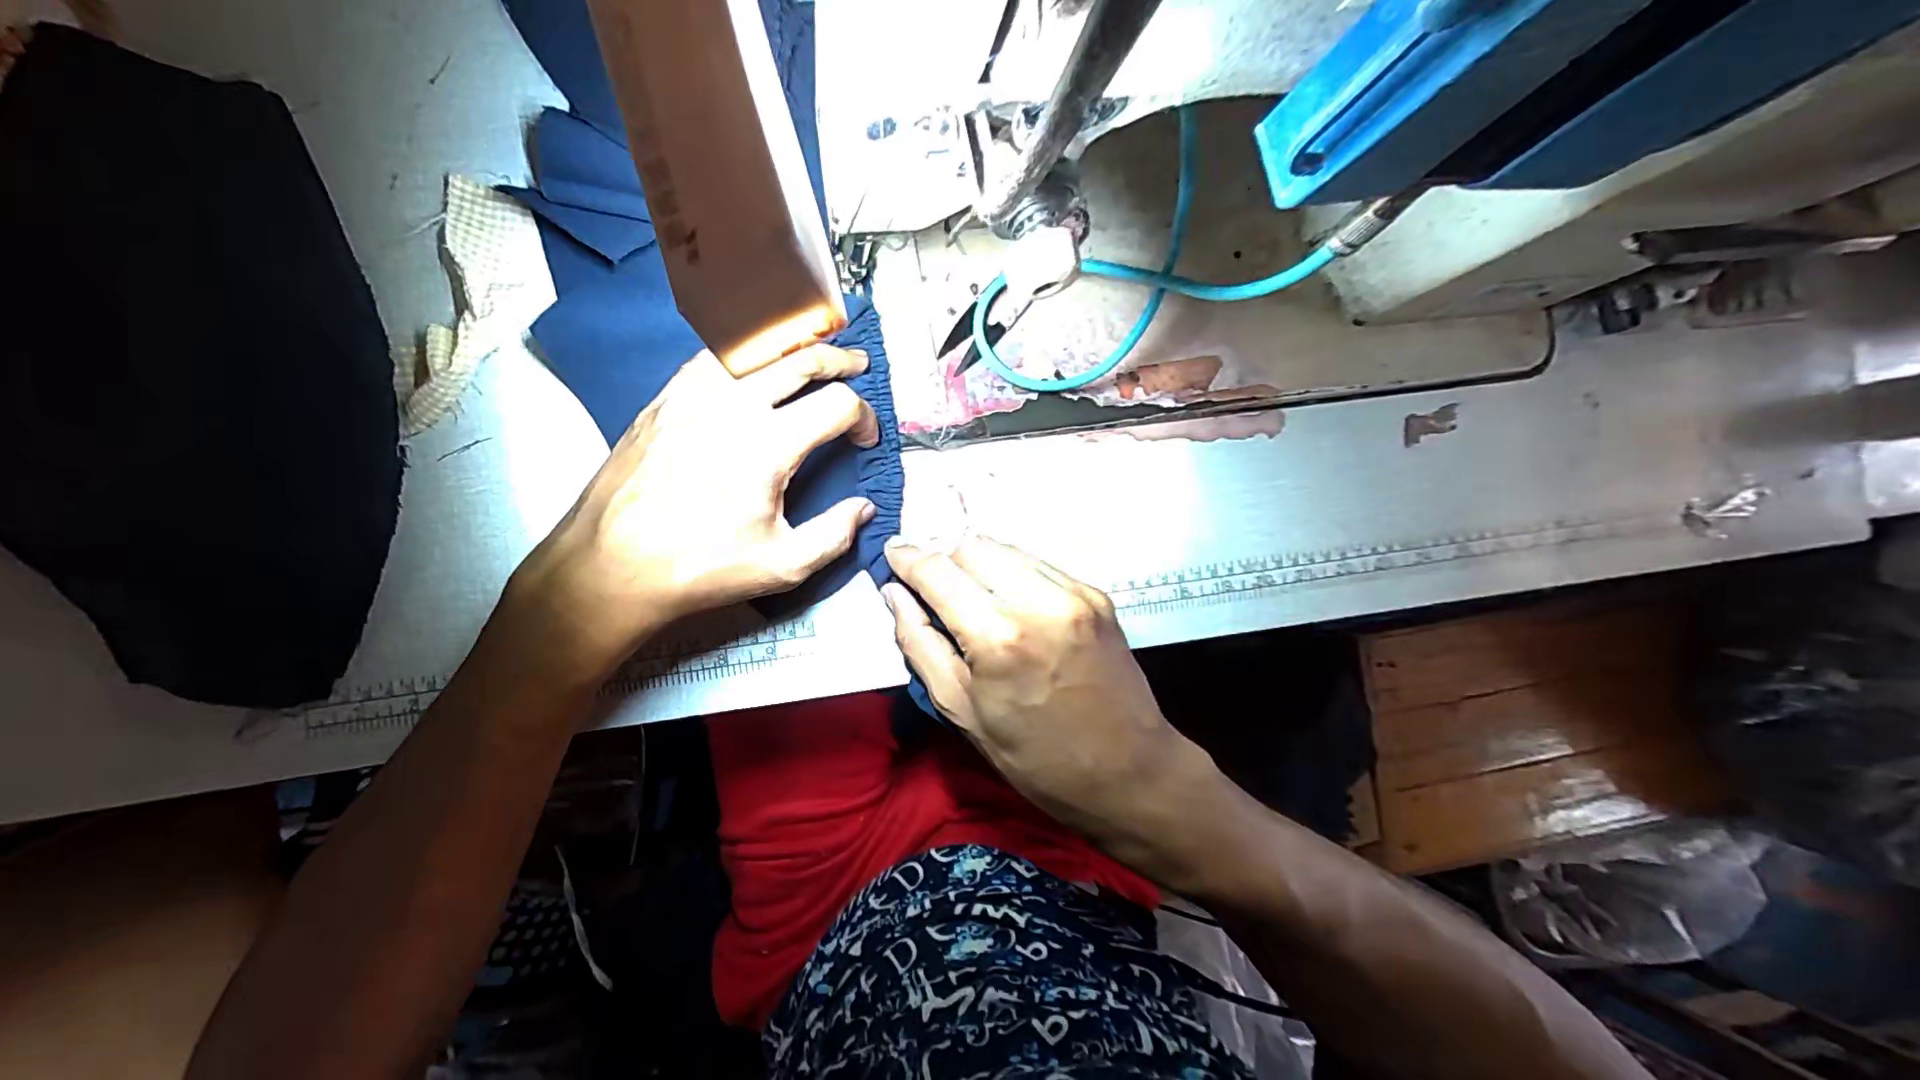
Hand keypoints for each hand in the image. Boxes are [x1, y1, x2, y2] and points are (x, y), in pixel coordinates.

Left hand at [500, 348, 878, 686]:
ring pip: (754, 348)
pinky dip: (742, 353)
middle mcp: (731, 407)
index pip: (837, 405)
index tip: (863, 438)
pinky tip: (750, 366)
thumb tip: (862, 510)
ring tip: (810, 352)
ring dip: (791, 346)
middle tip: (856, 364)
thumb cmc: (696, 568)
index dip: (864, 417)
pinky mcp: (664, 400)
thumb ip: (835, 536)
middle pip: (800, 359)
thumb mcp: (782, 566)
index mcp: (767, 444)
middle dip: (838, 360)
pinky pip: (711, 358)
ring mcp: (691, 396)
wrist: (612, 565)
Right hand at [881, 537, 1208, 851]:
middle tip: (929, 583)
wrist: (1128, 771)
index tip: (893, 555)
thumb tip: (896, 594)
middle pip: (972, 545)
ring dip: (976, 561)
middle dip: (942, 557)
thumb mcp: (962, 711)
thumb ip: (920, 644)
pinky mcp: (1096, 596)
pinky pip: (1038, 565)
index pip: (938, 571)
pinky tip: (1006, 601)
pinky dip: (1011, 573)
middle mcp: (1037, 601)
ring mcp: (1073, 593)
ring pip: (1006, 548)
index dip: (908, 558)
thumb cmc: (1035, 758)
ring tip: (966, 591)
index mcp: (998, 637)